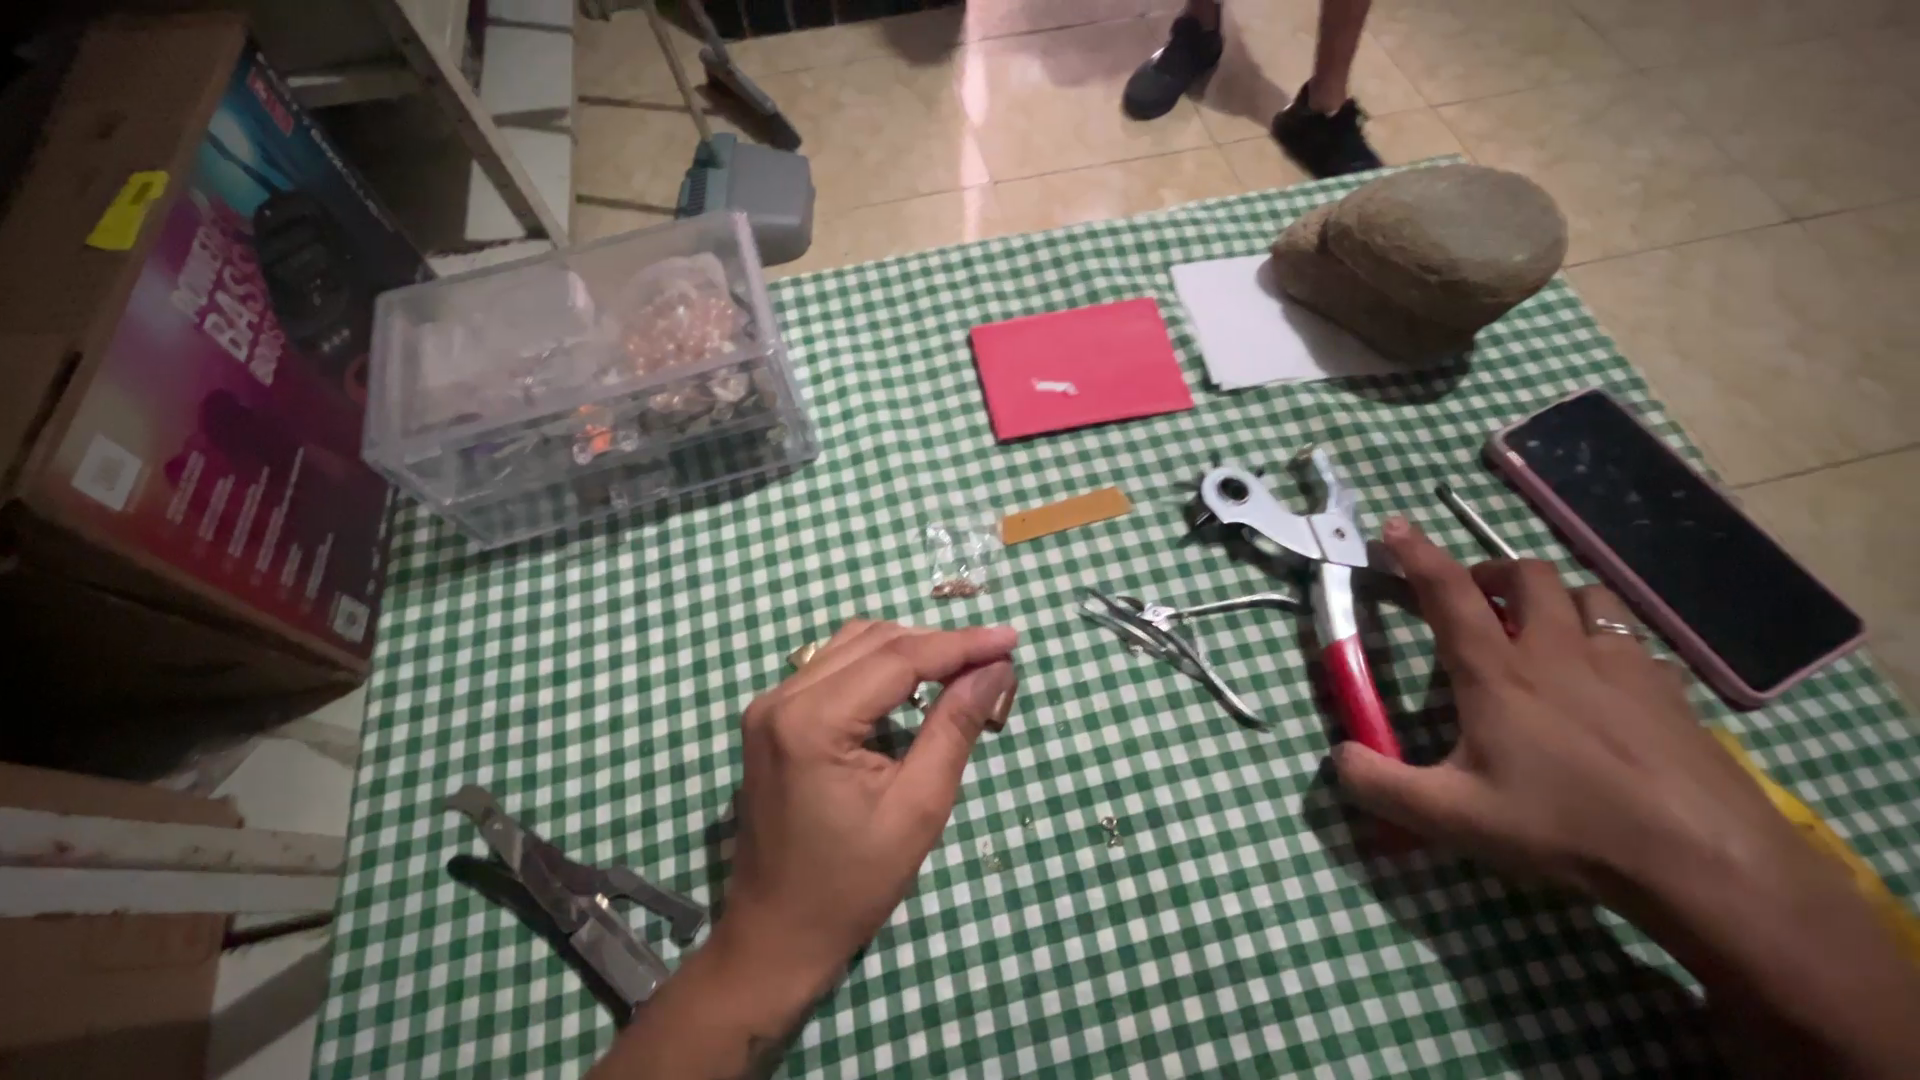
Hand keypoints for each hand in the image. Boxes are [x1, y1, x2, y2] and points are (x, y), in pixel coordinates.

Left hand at [716, 620, 1018, 985]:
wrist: (777, 934)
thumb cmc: (852, 884)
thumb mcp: (918, 807)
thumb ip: (955, 726)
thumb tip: (997, 668)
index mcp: (812, 721)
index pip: (898, 658)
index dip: (961, 644)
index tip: (1011, 638)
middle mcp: (781, 698)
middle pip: (874, 642)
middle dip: (938, 644)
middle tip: (993, 658)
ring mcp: (770, 705)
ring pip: (851, 646)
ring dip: (908, 649)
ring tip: (961, 667)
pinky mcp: (771, 718)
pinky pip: (832, 668)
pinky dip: (878, 666)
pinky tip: (913, 685)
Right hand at [1332, 517, 1812, 905]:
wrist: (1702, 858)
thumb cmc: (1564, 827)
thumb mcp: (1450, 816)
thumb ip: (1379, 784)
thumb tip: (1337, 756)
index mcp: (1497, 673)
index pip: (1448, 593)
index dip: (1417, 553)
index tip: (1395, 526)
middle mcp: (1557, 652)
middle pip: (1526, 575)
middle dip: (1490, 572)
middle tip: (1472, 597)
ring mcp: (1620, 665)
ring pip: (1587, 594)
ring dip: (1553, 596)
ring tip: (1538, 626)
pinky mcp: (1668, 690)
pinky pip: (1633, 640)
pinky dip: (1606, 639)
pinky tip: (1604, 679)